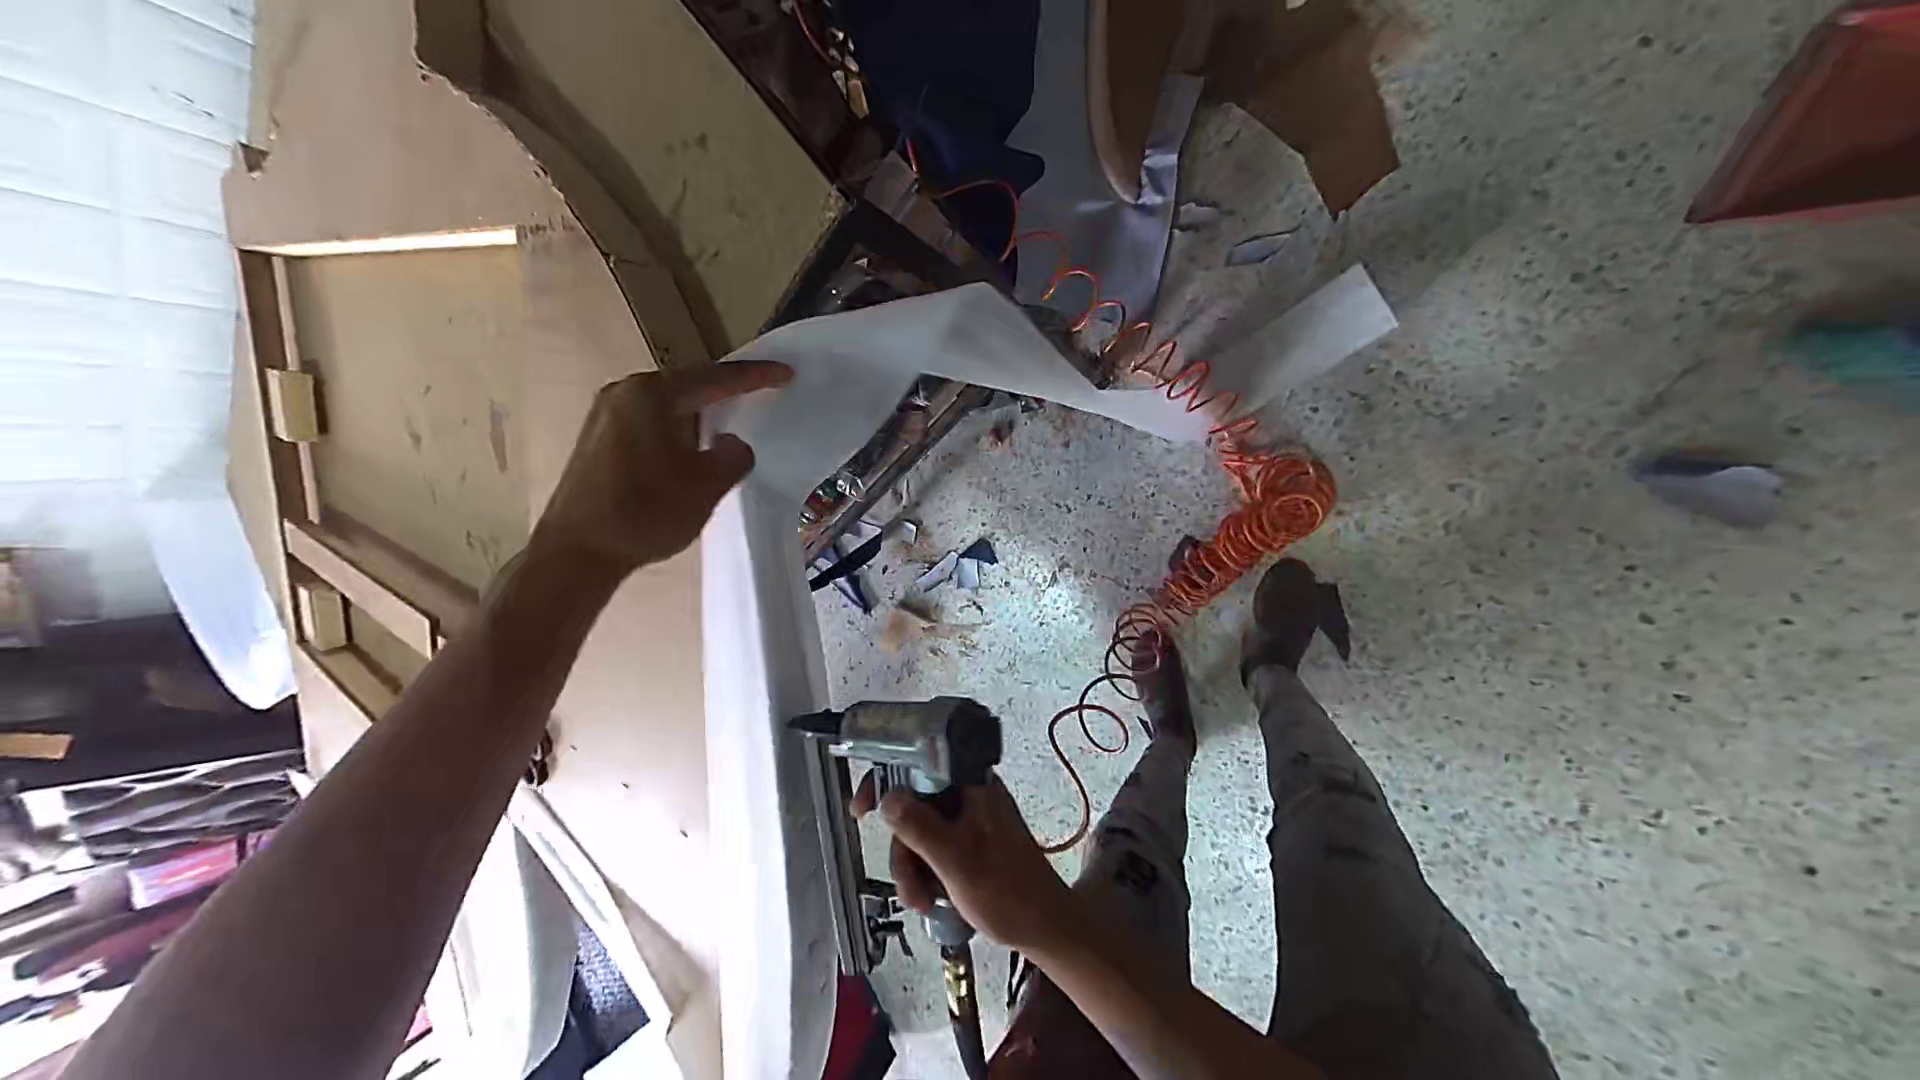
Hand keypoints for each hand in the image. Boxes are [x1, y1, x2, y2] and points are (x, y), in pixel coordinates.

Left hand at [529, 361, 790, 574]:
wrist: (577, 554)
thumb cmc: (645, 511)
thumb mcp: (706, 485)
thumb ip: (733, 456)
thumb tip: (731, 444)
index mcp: (651, 394)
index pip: (715, 378)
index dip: (755, 377)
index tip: (785, 372)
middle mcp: (623, 395)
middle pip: (687, 388)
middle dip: (724, 395)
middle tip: (759, 398)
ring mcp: (605, 418)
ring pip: (668, 409)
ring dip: (700, 420)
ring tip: (728, 432)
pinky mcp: (598, 443)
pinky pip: (650, 427)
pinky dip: (678, 435)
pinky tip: (691, 456)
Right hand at [855, 774, 1077, 952]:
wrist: (1047, 929)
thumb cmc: (1008, 893)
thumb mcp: (955, 861)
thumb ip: (919, 827)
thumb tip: (887, 797)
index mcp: (971, 784)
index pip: (919, 762)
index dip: (886, 779)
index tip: (862, 808)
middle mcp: (969, 793)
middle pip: (913, 804)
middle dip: (903, 849)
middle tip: (908, 887)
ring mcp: (970, 817)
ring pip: (920, 829)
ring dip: (913, 868)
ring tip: (924, 901)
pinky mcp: (971, 839)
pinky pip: (934, 845)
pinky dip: (927, 871)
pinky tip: (934, 897)